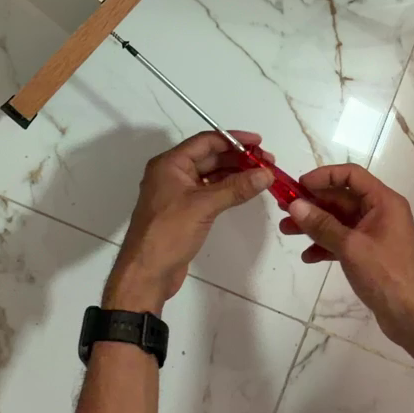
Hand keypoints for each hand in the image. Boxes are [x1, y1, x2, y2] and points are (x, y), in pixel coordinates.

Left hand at [104, 131, 273, 313]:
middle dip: (238, 158)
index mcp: (170, 163)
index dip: (234, 139)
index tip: (259, 142)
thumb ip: (236, 188)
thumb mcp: (204, 206)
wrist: (147, 273)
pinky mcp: (185, 210)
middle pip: (210, 157)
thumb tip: (266, 174)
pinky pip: (209, 191)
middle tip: (267, 163)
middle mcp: (173, 173)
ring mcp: (178, 192)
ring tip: (262, 176)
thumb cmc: (169, 232)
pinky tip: (245, 191)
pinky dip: (227, 189)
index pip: (206, 142)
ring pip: (211, 175)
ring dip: (235, 174)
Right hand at [281, 164, 413, 352]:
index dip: (324, 176)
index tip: (298, 185)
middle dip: (312, 204)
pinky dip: (326, 246)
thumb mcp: (351, 247)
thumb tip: (295, 205)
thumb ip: (322, 225)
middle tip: (283, 209)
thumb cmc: (387, 275)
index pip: (352, 175)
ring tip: (287, 231)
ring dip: (314, 225)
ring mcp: (376, 235)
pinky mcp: (371, 255)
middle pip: (342, 199)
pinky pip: (344, 242)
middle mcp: (381, 213)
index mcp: (384, 202)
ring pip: (340, 221)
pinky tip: (308, 257)